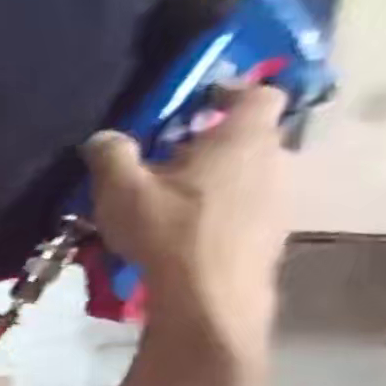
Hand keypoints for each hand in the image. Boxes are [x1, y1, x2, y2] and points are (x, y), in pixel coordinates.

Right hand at [82, 84, 290, 350]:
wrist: (208, 294)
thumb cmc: (167, 230)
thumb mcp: (119, 188)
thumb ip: (110, 154)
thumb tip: (104, 138)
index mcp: (241, 140)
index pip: (259, 94)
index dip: (229, 91)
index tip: (192, 103)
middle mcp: (275, 160)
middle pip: (248, 136)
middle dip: (209, 142)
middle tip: (163, 160)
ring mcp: (281, 197)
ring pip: (247, 172)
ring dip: (212, 177)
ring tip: (167, 199)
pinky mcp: (272, 230)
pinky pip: (245, 203)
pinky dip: (218, 206)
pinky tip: (181, 229)